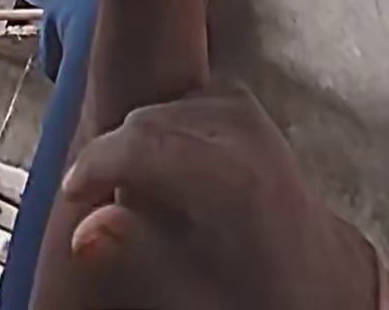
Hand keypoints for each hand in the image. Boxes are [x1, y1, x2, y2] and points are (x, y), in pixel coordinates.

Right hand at [59, 84, 383, 309]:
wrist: (316, 272)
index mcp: (238, 177)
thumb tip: (82, 232)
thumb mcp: (200, 293)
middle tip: (114, 209)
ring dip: (137, 146)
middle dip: (116, 160)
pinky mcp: (239, 97)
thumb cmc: (260, 291)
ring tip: (148, 195)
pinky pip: (176, 101)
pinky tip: (169, 166)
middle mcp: (244, 129)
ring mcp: (244, 107)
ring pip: (157, 109)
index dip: (98, 163)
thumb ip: (142, 254)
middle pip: (147, 123)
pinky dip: (160, 130)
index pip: (145, 143)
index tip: (72, 191)